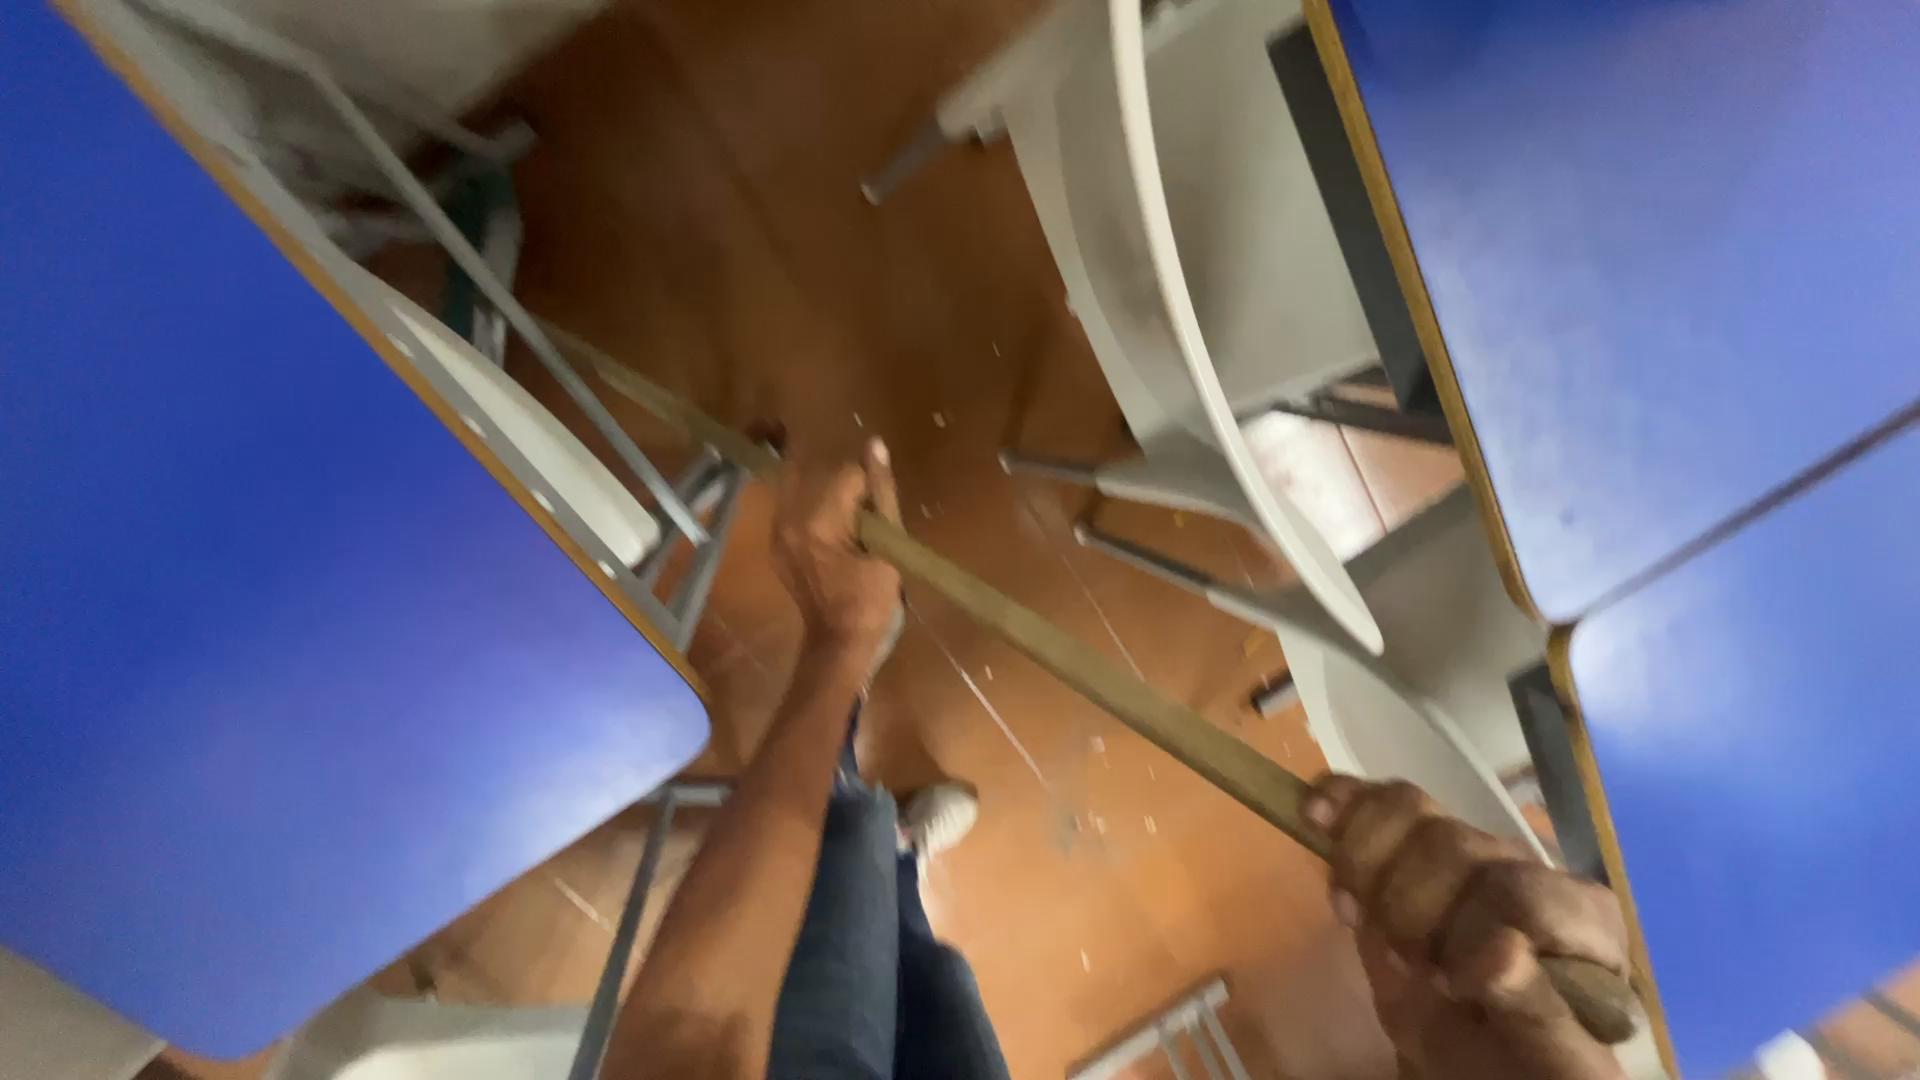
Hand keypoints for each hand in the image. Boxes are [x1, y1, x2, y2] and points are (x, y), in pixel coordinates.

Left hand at [772, 438, 902, 658]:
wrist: (838, 645)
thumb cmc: (871, 601)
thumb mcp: (888, 546)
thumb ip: (881, 492)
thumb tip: (875, 443)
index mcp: (818, 521)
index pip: (847, 473)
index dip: (871, 487)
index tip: (881, 512)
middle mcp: (788, 520)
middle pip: (819, 473)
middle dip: (845, 484)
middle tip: (863, 515)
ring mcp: (777, 533)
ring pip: (801, 486)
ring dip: (827, 493)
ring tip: (850, 522)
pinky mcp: (776, 545)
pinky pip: (793, 508)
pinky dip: (814, 509)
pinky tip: (833, 534)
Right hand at [1304, 776, 1631, 1079]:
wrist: (1470, 1057)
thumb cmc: (1521, 1065)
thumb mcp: (1547, 1063)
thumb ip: (1538, 1012)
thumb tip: (1505, 951)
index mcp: (1576, 917)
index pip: (1518, 891)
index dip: (1469, 932)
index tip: (1451, 984)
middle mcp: (1518, 865)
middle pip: (1449, 845)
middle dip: (1408, 909)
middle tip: (1411, 963)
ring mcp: (1455, 846)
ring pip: (1404, 810)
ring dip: (1363, 863)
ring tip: (1362, 915)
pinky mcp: (1398, 841)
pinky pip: (1368, 799)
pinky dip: (1338, 802)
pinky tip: (1316, 817)